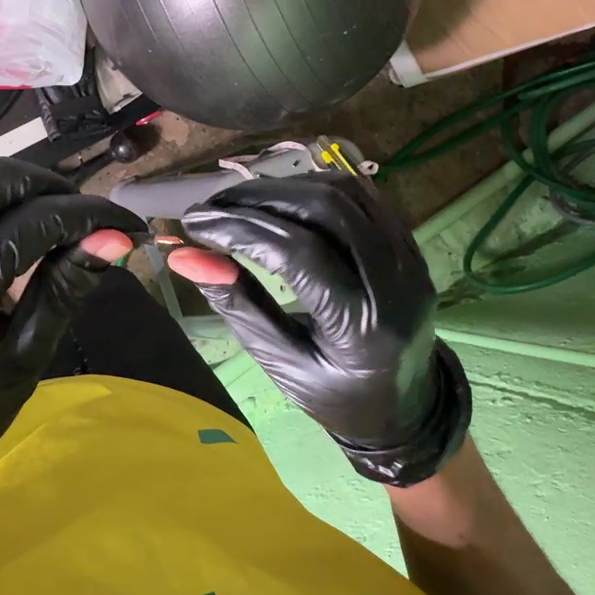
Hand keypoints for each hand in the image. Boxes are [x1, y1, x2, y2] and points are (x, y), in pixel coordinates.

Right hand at [168, 174, 469, 485]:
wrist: (405, 406)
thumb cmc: (335, 394)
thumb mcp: (280, 361)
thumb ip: (238, 305)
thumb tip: (184, 256)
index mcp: (360, 326)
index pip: (296, 253)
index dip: (241, 230)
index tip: (194, 224)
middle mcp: (394, 283)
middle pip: (325, 209)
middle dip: (260, 198)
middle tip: (213, 206)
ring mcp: (410, 259)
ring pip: (345, 194)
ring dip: (286, 187)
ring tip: (239, 201)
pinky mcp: (411, 246)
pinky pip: (363, 199)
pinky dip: (315, 189)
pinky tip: (280, 198)